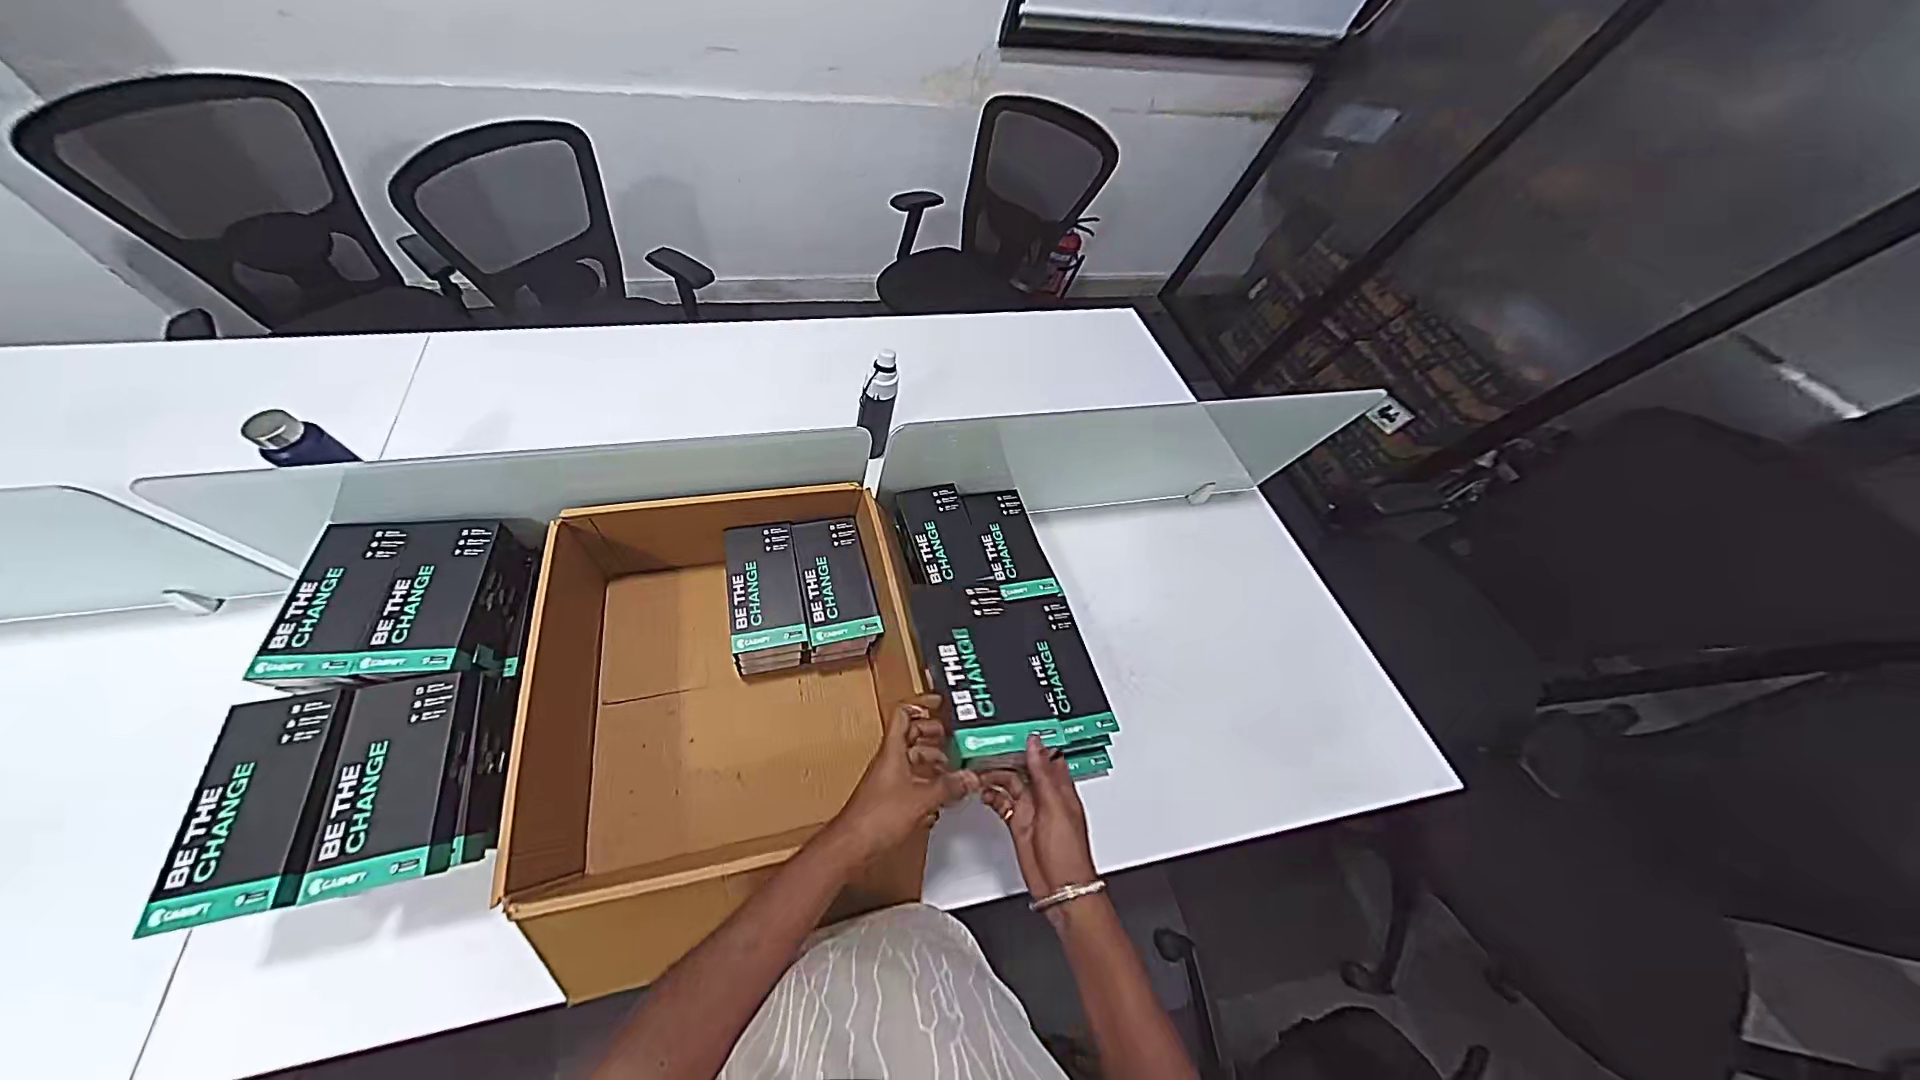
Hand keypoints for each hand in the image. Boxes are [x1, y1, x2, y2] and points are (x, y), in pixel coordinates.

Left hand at [827, 695, 978, 863]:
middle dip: (934, 735)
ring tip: (953, 767)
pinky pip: (912, 780)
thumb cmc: (875, 817)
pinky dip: (928, 781)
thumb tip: (969, 777)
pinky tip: (942, 793)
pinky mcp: (890, 798)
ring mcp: (889, 779)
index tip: (940, 704)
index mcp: (893, 750)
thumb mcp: (921, 798)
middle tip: (953, 738)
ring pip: (913, 759)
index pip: (904, 714)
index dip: (922, 705)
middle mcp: (889, 761)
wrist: (852, 845)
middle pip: (912, 736)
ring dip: (933, 760)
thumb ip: (948, 786)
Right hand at [980, 735, 1097, 917]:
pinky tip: (982, 790)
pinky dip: (991, 795)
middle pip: (1022, 767)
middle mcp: (1044, 795)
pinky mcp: (1017, 823)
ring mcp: (1030, 809)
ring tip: (978, 767)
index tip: (1012, 726)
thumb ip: (1042, 774)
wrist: (1061, 889)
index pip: (1044, 755)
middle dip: (1005, 756)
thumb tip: (1035, 742)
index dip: (1030, 741)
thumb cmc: (1069, 853)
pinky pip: (1001, 803)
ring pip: (1009, 783)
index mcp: (1059, 786)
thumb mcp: (1055, 807)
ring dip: (994, 775)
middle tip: (985, 745)